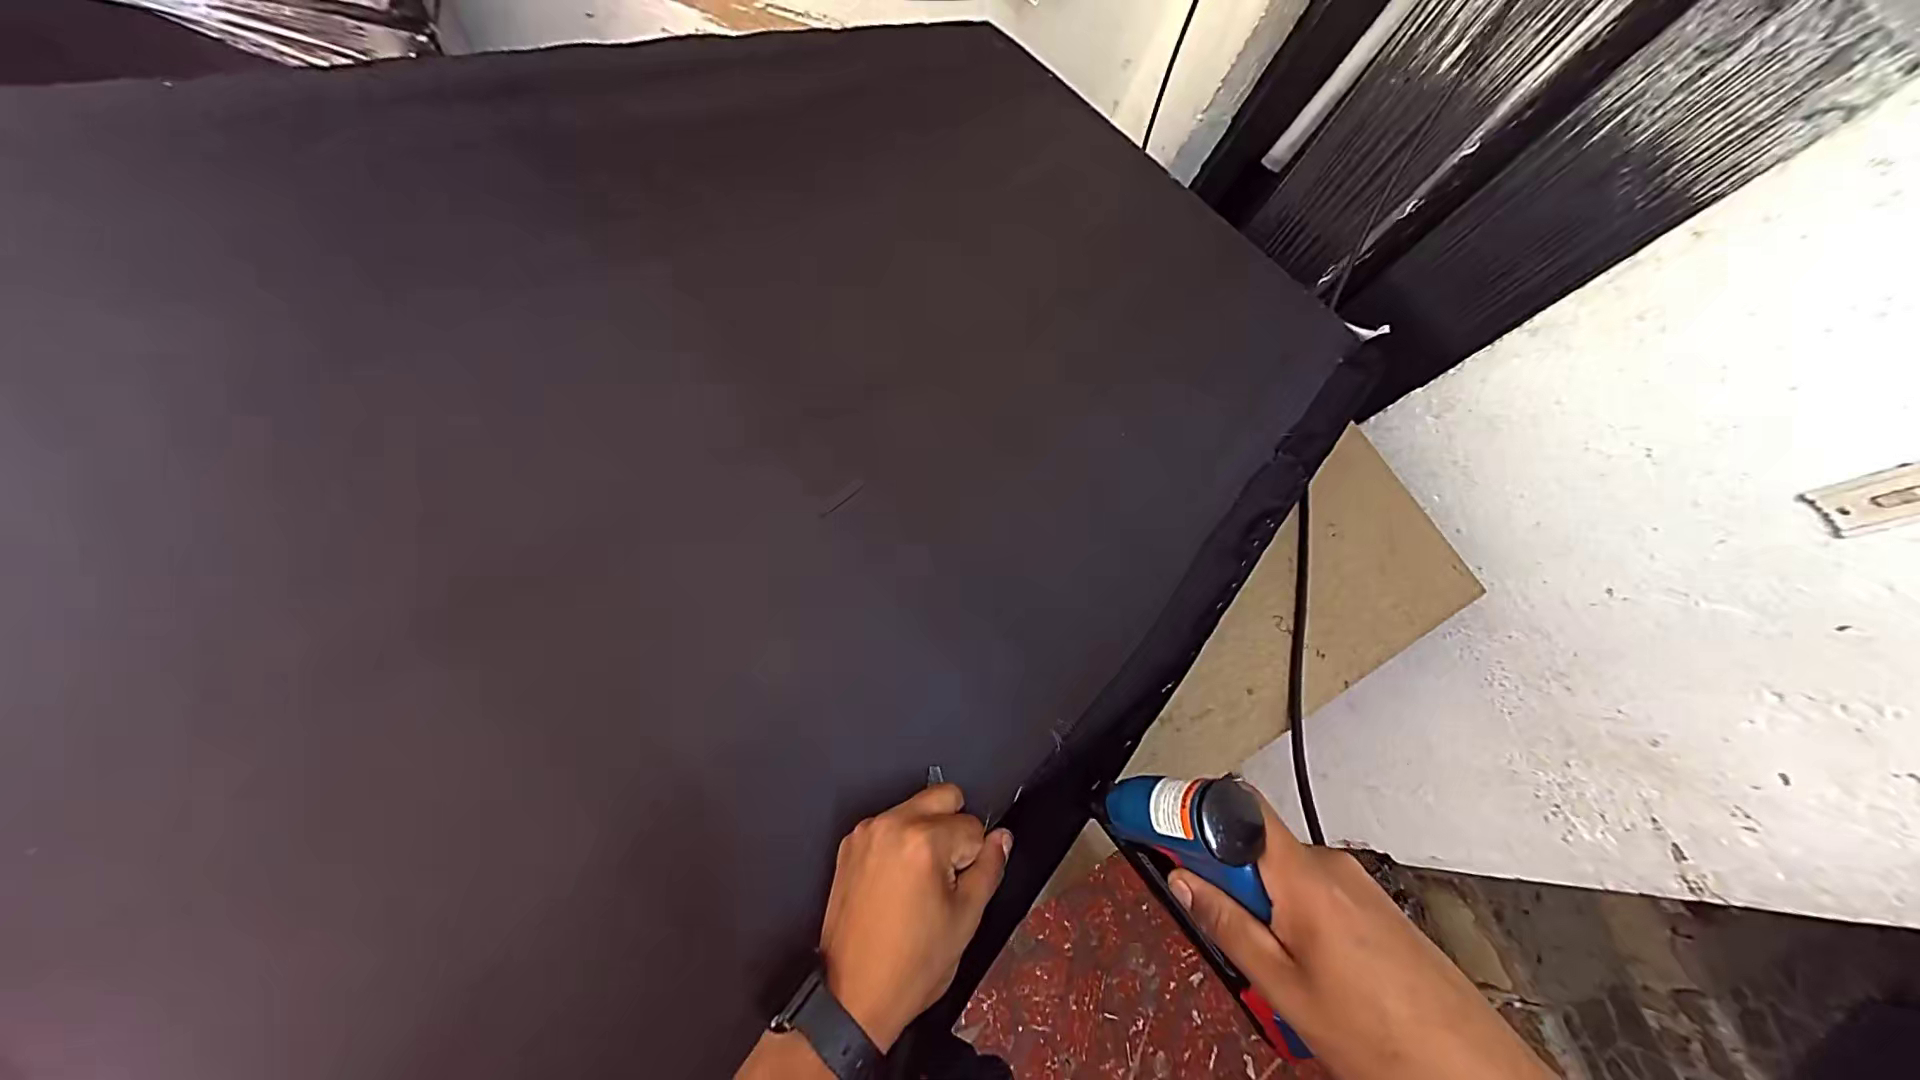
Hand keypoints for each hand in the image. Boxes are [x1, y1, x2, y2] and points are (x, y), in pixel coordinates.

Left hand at [818, 783, 1011, 1051]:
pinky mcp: (850, 844)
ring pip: (916, 807)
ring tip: (921, 882)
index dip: (975, 857)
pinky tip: (899, 882)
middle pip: (944, 795)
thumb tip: (1002, 838)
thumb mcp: (966, 919)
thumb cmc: (908, 966)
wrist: (854, 996)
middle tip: (949, 871)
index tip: (962, 883)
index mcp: (923, 841)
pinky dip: (901, 842)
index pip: (973, 825)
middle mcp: (891, 825)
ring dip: (927, 832)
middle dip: (956, 826)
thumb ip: (990, 868)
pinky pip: (889, 824)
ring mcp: (867, 833)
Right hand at [1168, 790, 1553, 1079]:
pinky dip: (1289, 908)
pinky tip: (1304, 963)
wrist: (1478, 1075)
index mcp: (1304, 878)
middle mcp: (1331, 866)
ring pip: (1281, 870)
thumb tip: (1184, 882)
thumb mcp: (1284, 988)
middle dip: (1225, 875)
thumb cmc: (1389, 1041)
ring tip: (1273, 962)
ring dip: (1259, 899)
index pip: (1233, 808)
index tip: (1152, 816)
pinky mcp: (1372, 902)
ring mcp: (1356, 882)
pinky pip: (1310, 886)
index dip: (1187, 807)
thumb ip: (1226, 925)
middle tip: (1214, 917)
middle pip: (1252, 843)